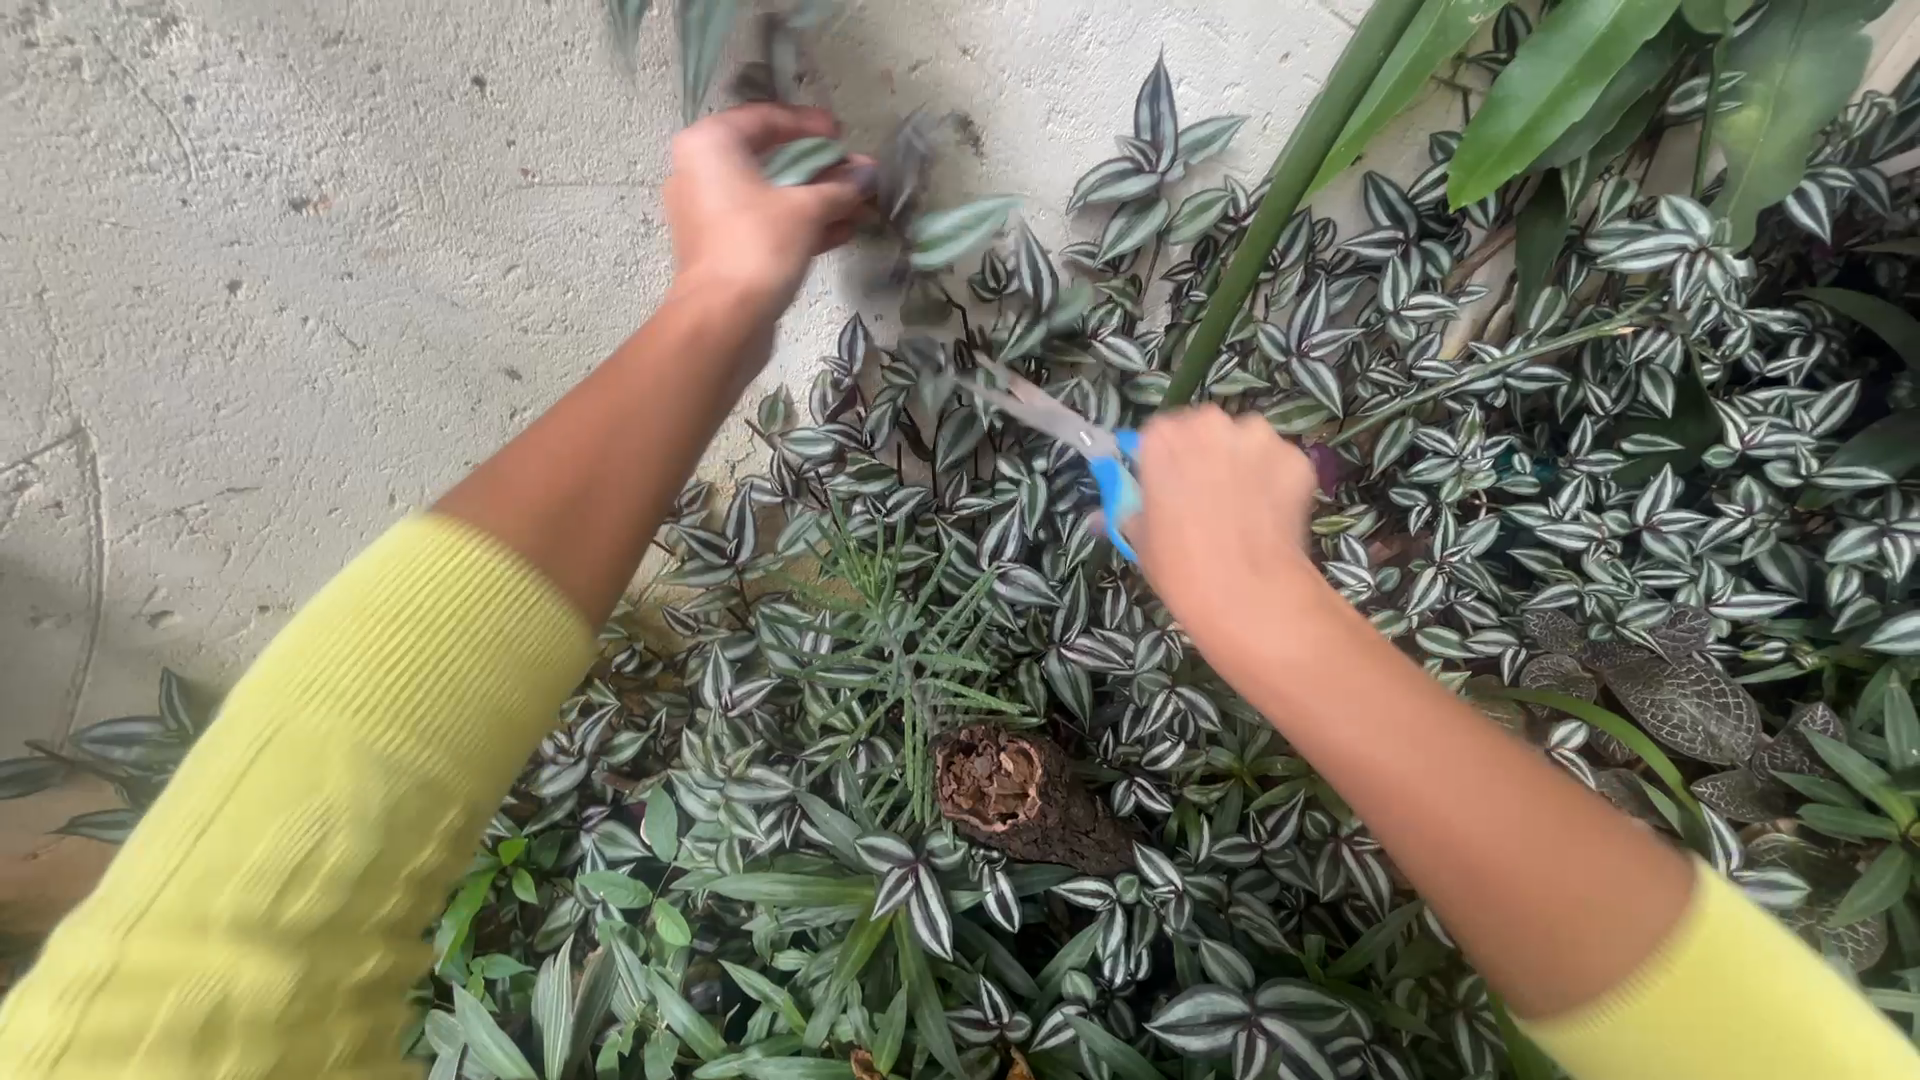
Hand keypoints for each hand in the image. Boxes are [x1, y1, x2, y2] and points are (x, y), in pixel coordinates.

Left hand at [664, 104, 872, 317]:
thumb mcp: (806, 210)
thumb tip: (869, 173)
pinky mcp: (722, 247)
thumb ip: (840, 187)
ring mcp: (709, 213)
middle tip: (856, 176)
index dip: (809, 125)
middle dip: (819, 170)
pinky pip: (764, 223)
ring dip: (816, 201)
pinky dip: (798, 224)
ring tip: (858, 207)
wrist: (723, 319)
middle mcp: (701, 171)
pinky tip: (840, 231)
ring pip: (771, 196)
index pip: (766, 118)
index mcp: (710, 144)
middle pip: (770, 160)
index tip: (843, 135)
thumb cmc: (758, 247)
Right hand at [1127, 406, 1326, 662]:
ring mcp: (1258, 438)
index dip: (1162, 460)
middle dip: (1204, 454)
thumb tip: (1107, 514)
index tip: (1167, 485)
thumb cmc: (1180, 567)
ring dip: (1241, 462)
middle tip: (1203, 496)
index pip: (1156, 434)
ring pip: (1245, 441)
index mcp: (1161, 437)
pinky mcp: (1296, 458)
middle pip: (1203, 429)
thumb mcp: (1140, 539)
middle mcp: (1209, 424)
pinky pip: (1278, 464)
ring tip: (1239, 506)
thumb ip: (1129, 510)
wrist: (1248, 596)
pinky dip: (1274, 482)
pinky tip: (1268, 515)